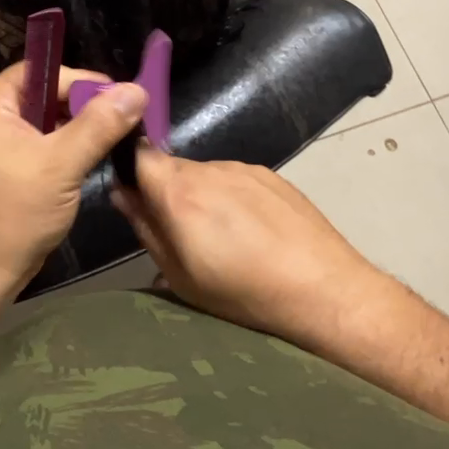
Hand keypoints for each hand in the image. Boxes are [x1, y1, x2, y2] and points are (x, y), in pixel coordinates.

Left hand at [0, 63, 147, 299]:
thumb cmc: (17, 214)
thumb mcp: (63, 164)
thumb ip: (99, 124)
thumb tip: (137, 90)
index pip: (41, 71)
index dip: (81, 79)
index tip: (120, 95)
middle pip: (44, 92)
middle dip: (83, 103)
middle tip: (123, 115)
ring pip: (45, 118)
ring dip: (79, 125)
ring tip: (116, 133)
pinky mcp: (6, 163)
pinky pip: (41, 140)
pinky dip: (66, 144)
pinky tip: (93, 153)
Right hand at [111, 149, 389, 351]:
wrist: (325, 291)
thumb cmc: (243, 293)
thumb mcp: (180, 275)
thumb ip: (146, 228)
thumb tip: (123, 194)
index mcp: (178, 192)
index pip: (137, 154)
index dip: (130, 171)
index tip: (135, 198)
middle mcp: (207, 169)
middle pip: (170, 167)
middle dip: (167, 192)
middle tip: (183, 232)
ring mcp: (241, 168)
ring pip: (203, 174)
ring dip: (201, 195)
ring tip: (225, 236)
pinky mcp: (270, 174)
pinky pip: (235, 178)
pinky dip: (232, 197)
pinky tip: (252, 230)